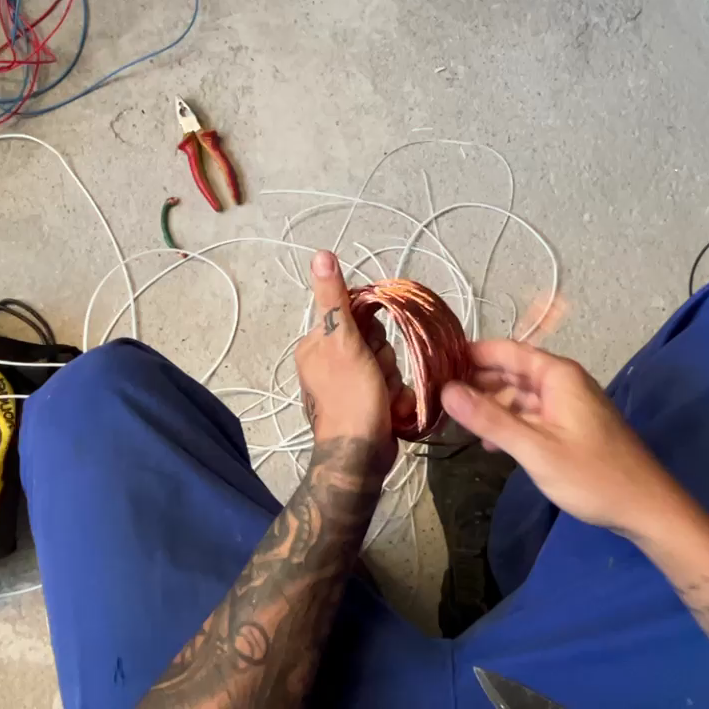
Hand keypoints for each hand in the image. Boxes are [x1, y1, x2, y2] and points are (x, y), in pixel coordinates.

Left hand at [296, 250, 413, 475]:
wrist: (361, 454)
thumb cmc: (350, 395)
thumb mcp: (342, 341)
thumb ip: (333, 298)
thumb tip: (321, 254)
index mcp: (314, 343)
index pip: (353, 315)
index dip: (371, 329)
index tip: (370, 347)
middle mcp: (326, 360)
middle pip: (373, 339)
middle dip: (383, 357)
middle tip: (376, 375)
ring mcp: (346, 383)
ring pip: (385, 361)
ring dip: (391, 377)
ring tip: (383, 395)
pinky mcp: (364, 401)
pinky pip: (389, 384)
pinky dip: (393, 395)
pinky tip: (388, 407)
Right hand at [441, 339, 674, 535]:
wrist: (649, 511)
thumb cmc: (593, 476)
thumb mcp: (535, 448)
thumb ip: (490, 419)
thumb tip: (446, 391)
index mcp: (556, 374)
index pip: (504, 349)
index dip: (469, 355)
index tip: (434, 365)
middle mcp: (561, 381)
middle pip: (509, 370)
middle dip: (475, 382)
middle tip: (437, 397)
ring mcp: (567, 403)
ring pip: (518, 393)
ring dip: (490, 405)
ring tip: (457, 422)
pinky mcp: (570, 425)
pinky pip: (531, 412)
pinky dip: (509, 422)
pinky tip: (491, 444)